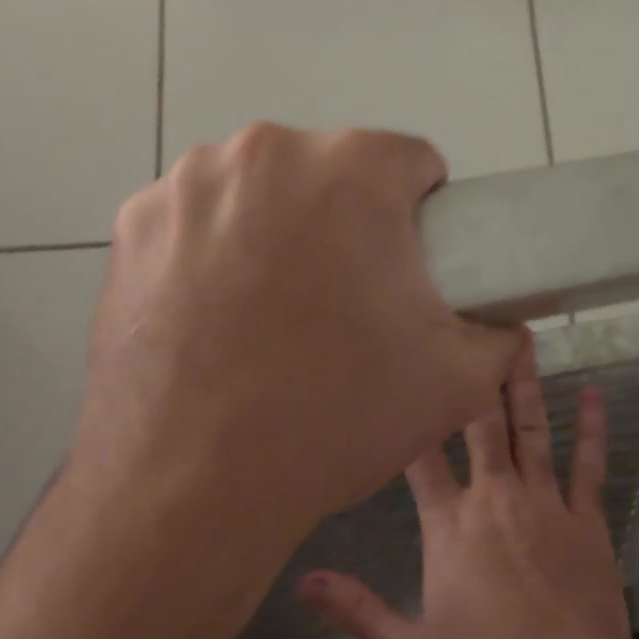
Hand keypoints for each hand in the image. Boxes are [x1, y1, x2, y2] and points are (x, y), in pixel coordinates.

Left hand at [75, 122, 522, 527]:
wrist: (187, 488)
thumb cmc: (334, 417)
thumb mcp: (455, 381)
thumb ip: (499, 335)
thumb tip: (502, 323)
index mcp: (351, 168)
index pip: (412, 163)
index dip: (423, 214)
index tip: (408, 267)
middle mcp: (266, 150)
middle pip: (331, 170)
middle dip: (346, 218)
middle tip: (344, 298)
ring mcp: (190, 182)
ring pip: (262, 189)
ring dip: (278, 227)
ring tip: (271, 311)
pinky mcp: (135, 221)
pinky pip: (199, 218)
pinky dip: (213, 248)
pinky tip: (213, 314)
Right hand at [299, 336, 638, 638]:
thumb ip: (357, 610)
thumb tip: (304, 580)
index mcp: (450, 524)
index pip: (421, 458)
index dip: (411, 416)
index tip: (403, 372)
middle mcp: (494, 496)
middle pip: (479, 424)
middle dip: (474, 375)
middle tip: (474, 326)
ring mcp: (543, 501)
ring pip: (530, 429)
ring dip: (524, 384)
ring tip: (522, 339)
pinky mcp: (584, 517)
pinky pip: (588, 464)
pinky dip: (591, 428)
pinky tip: (593, 394)